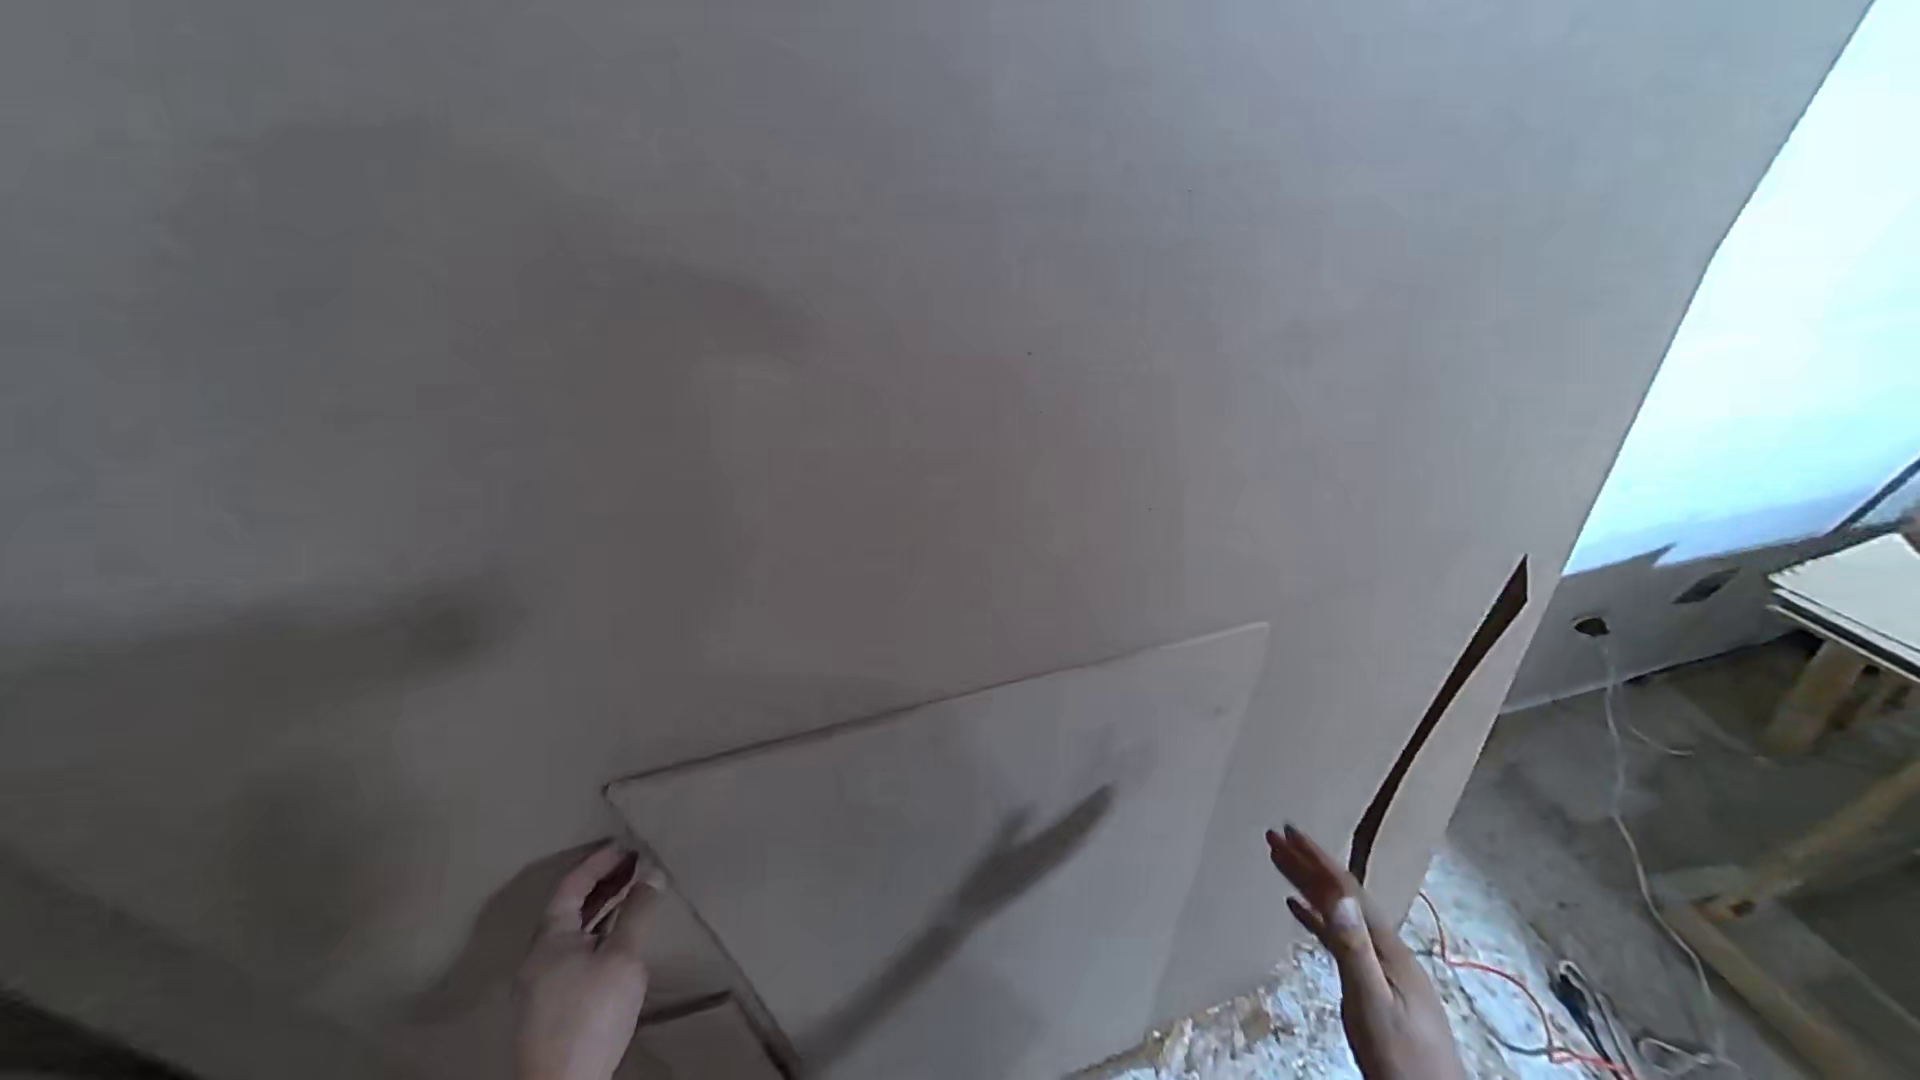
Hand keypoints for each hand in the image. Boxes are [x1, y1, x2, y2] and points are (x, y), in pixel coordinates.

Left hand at [515, 844, 658, 1079]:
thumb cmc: (591, 1013)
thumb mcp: (623, 957)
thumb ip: (637, 912)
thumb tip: (653, 871)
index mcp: (549, 940)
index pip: (570, 887)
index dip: (597, 863)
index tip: (625, 846)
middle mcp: (540, 957)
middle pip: (570, 908)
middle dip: (604, 883)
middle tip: (636, 864)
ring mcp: (544, 983)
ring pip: (575, 932)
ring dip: (603, 908)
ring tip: (634, 892)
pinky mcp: (555, 1005)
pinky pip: (578, 951)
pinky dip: (600, 932)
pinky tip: (620, 937)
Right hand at [1266, 826, 1464, 1079]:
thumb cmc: (1400, 1057)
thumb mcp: (1373, 1004)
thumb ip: (1354, 951)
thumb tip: (1338, 898)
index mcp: (1387, 947)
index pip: (1347, 890)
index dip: (1317, 859)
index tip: (1289, 832)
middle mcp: (1385, 948)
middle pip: (1340, 895)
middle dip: (1307, 864)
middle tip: (1275, 838)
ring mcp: (1380, 965)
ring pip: (1337, 912)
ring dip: (1307, 884)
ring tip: (1280, 861)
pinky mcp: (1373, 982)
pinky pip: (1337, 937)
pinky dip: (1315, 918)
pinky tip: (1297, 910)